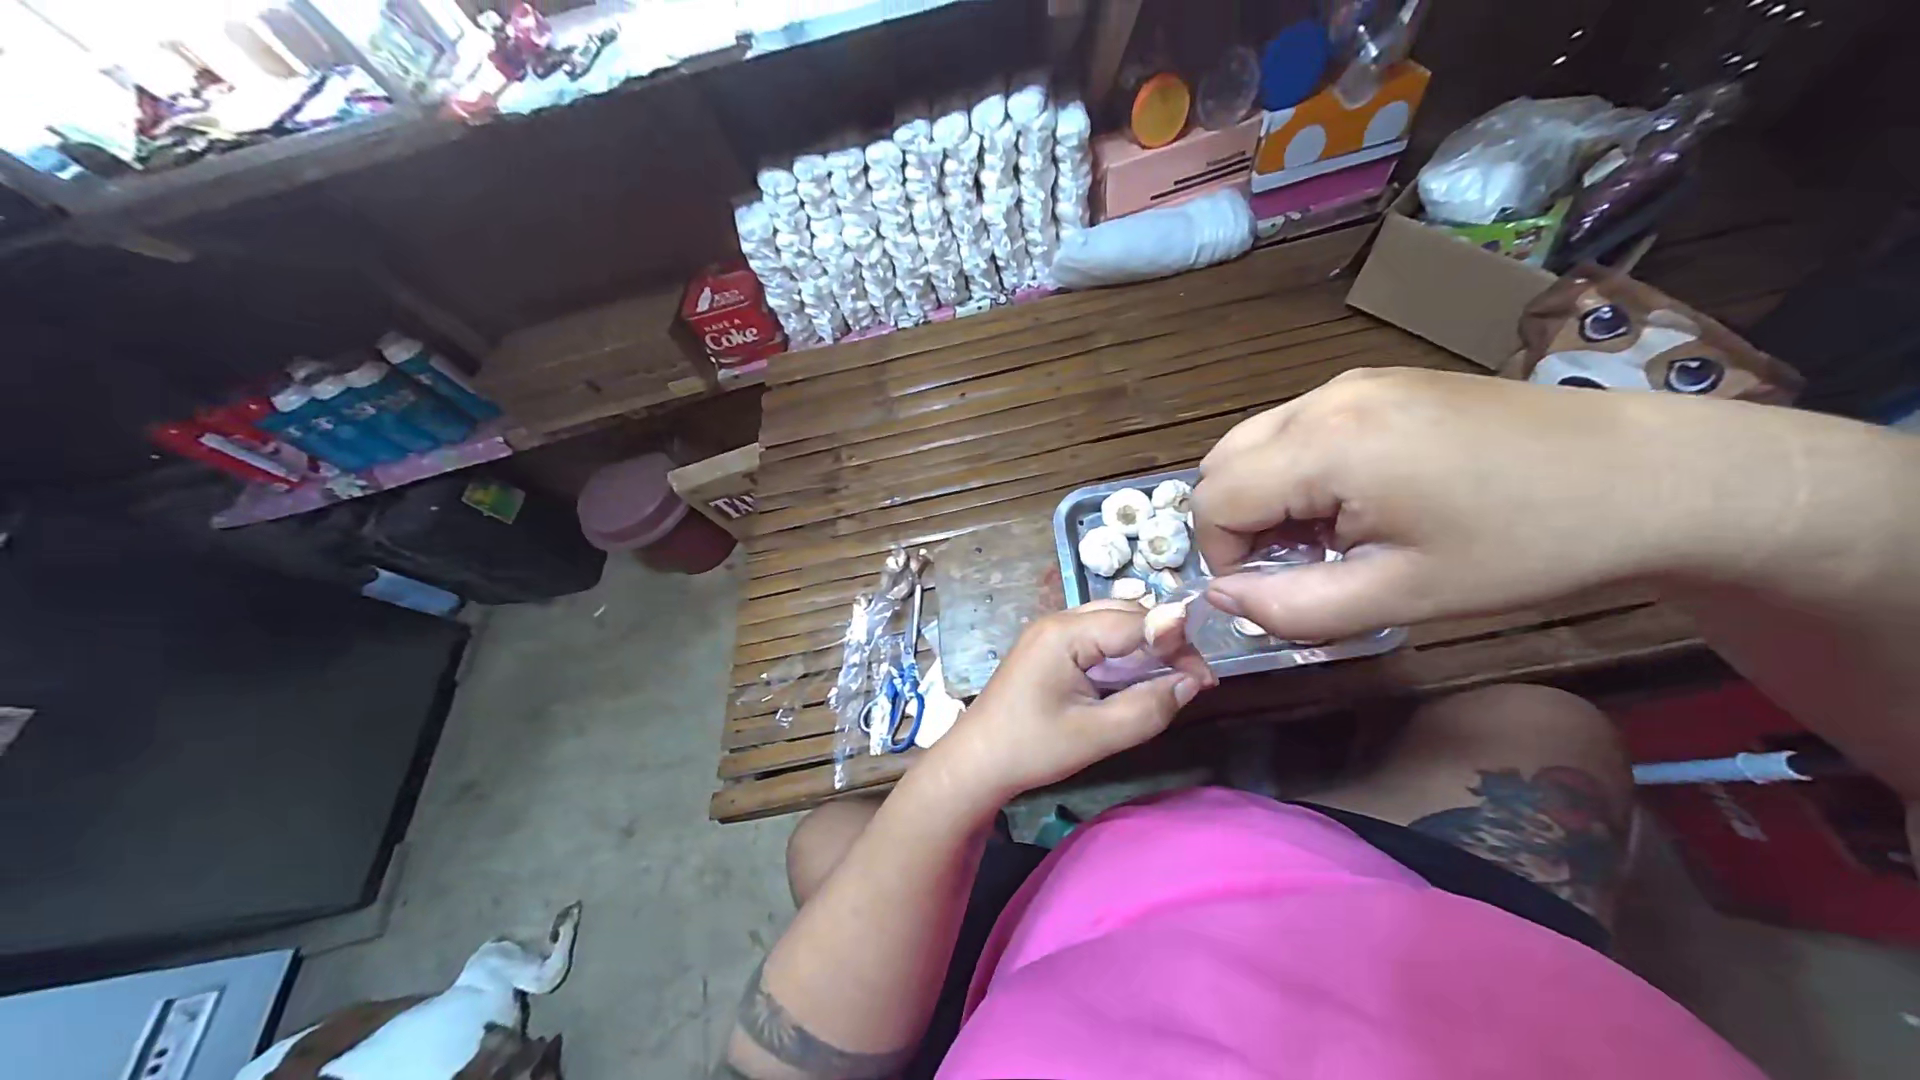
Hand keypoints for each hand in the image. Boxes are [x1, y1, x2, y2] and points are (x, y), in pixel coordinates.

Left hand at [931, 601, 1215, 801]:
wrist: (976, 761)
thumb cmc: (1031, 748)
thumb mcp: (1096, 735)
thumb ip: (1147, 708)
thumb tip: (1191, 683)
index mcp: (1065, 633)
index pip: (1137, 623)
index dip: (1177, 646)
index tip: (1206, 679)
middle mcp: (1058, 620)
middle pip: (1125, 615)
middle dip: (1164, 642)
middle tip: (1192, 681)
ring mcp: (1050, 632)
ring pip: (1112, 624)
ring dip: (1144, 647)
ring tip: (1171, 680)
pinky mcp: (1049, 647)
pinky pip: (1095, 638)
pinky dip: (1121, 654)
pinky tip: (1135, 678)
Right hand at [1191, 368, 1810, 640]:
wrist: (1650, 477)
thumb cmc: (1525, 546)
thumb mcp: (1401, 597)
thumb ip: (1292, 607)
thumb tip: (1221, 596)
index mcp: (1327, 444)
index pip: (1213, 499)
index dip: (1222, 555)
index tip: (1272, 589)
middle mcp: (1325, 398)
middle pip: (1220, 464)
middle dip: (1237, 523)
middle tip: (1297, 563)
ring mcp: (1351, 383)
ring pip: (1252, 443)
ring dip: (1264, 496)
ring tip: (1329, 533)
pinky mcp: (1376, 382)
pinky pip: (1295, 428)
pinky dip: (1295, 471)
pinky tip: (1355, 499)